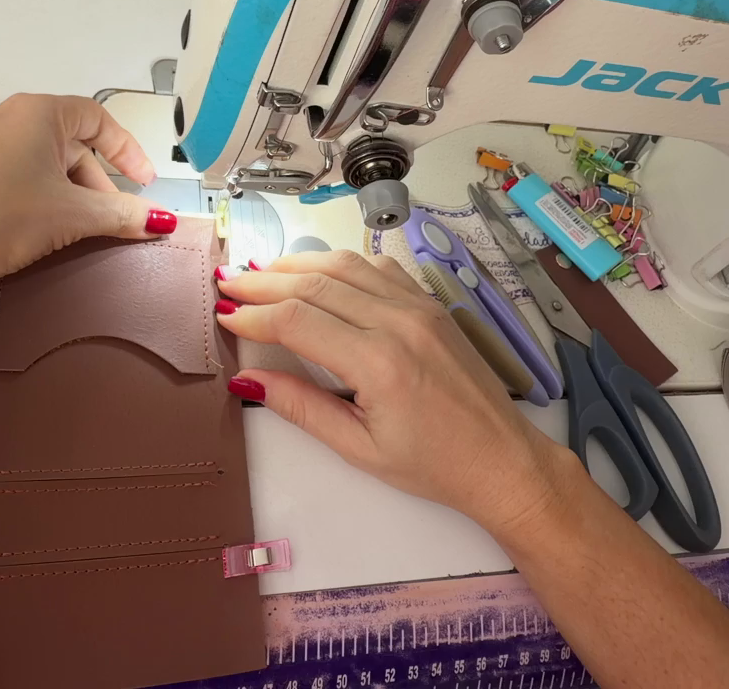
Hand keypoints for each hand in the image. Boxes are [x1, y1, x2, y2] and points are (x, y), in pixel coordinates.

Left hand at [0, 94, 167, 319]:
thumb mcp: (70, 217)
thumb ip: (122, 215)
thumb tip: (162, 220)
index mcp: (37, 113)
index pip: (99, 119)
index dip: (128, 151)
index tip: (143, 183)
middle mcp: (6, 115)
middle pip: (70, 141)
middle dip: (97, 181)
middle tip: (110, 218)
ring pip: (40, 158)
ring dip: (67, 190)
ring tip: (73, 228)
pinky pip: (12, 170)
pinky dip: (36, 192)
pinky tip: (34, 225)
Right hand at [216, 251, 565, 533]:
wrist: (503, 458)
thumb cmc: (433, 465)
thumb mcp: (360, 449)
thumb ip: (302, 408)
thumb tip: (248, 381)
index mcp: (379, 362)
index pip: (298, 320)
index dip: (254, 314)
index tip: (225, 314)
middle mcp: (398, 321)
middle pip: (315, 284)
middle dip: (265, 281)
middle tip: (228, 281)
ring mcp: (418, 306)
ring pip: (345, 265)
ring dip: (298, 262)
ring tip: (262, 270)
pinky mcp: (430, 303)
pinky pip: (378, 268)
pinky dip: (340, 262)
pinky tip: (318, 270)